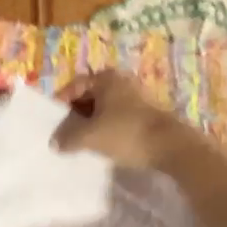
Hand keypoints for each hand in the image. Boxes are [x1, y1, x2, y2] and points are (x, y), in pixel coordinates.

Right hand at [53, 71, 202, 169]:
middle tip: (66, 135)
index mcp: (105, 79)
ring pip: (104, 109)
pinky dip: (107, 130)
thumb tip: (54, 143)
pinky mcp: (146, 115)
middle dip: (75, 116)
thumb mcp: (90, 136)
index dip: (60, 105)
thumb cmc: (126, 133)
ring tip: (83, 143)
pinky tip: (104, 146)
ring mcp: (136, 98)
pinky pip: (118, 119)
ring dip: (91, 124)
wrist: (173, 147)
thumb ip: (68, 138)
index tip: (53, 124)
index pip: (73, 86)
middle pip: (89, 97)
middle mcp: (121, 82)